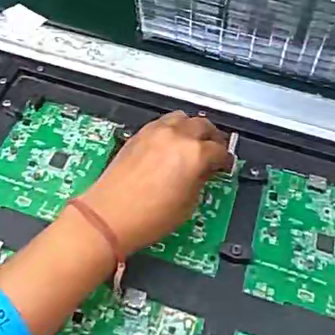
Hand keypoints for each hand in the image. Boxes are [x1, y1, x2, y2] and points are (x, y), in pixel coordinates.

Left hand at [76, 111, 234, 252]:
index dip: (226, 160)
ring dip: (193, 127)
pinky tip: (172, 139)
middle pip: (204, 125)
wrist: (109, 216)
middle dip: (213, 137)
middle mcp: (177, 136)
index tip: (225, 165)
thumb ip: (201, 181)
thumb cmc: (145, 216)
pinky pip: (163, 122)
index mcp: (194, 154)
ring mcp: (156, 131)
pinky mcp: (140, 133)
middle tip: (216, 148)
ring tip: (194, 139)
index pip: (219, 150)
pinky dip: (173, 127)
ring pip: (183, 117)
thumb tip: (204, 172)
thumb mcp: (188, 205)